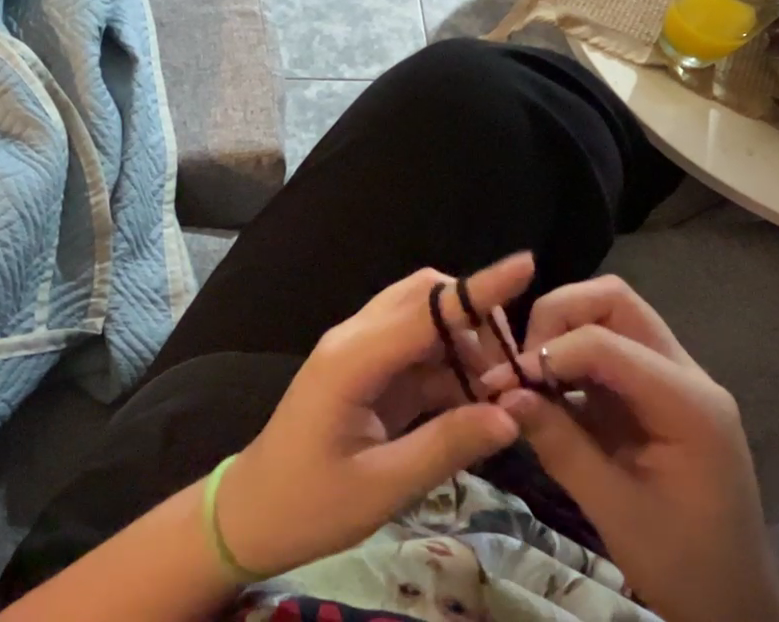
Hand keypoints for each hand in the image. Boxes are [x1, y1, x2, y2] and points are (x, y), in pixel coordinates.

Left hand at [213, 255, 534, 577]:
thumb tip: (512, 414)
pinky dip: (451, 372)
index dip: (479, 289)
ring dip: (466, 348)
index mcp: (353, 358)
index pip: (427, 309)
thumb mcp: (382, 486)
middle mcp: (356, 342)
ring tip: (504, 395)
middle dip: (476, 319)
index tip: (526, 264)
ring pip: (424, 326)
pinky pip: (417, 357)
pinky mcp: (366, 377)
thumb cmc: (308, 503)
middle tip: (519, 371)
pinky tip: (477, 407)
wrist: (253, 515)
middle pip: (424, 298)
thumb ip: (447, 445)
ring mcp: (359, 356)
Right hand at [485, 276, 778, 621]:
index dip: (545, 353)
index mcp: (689, 405)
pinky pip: (608, 347)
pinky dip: (570, 356)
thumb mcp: (614, 510)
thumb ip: (558, 444)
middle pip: (613, 301)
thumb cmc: (682, 565)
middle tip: (520, 364)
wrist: (735, 603)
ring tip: (528, 375)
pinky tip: (546, 391)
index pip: (605, 343)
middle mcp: (687, 376)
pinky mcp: (656, 393)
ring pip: (610, 314)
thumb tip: (502, 393)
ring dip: (561, 331)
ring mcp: (674, 380)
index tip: (499, 386)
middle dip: (556, 317)